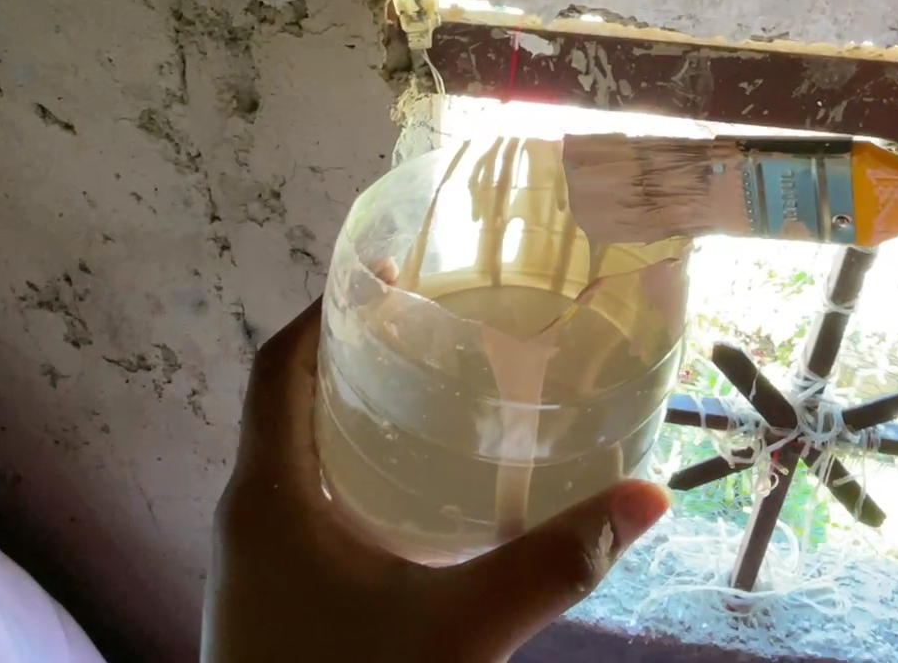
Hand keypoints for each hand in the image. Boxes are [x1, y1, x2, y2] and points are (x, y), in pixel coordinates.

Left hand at [201, 302, 670, 662]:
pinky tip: (414, 479)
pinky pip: (308, 492)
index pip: (277, 365)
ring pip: (298, 448)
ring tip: (428, 381)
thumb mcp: (459, 635)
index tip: (388, 271)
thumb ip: (552, 564)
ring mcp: (257, 556)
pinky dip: (353, 461)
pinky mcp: (274, 590)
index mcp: (267, 495)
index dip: (326, 306)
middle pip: (289, 397)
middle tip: (429, 320)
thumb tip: (648, 496)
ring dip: (349, 405)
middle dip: (350, 348)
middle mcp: (248, 512)